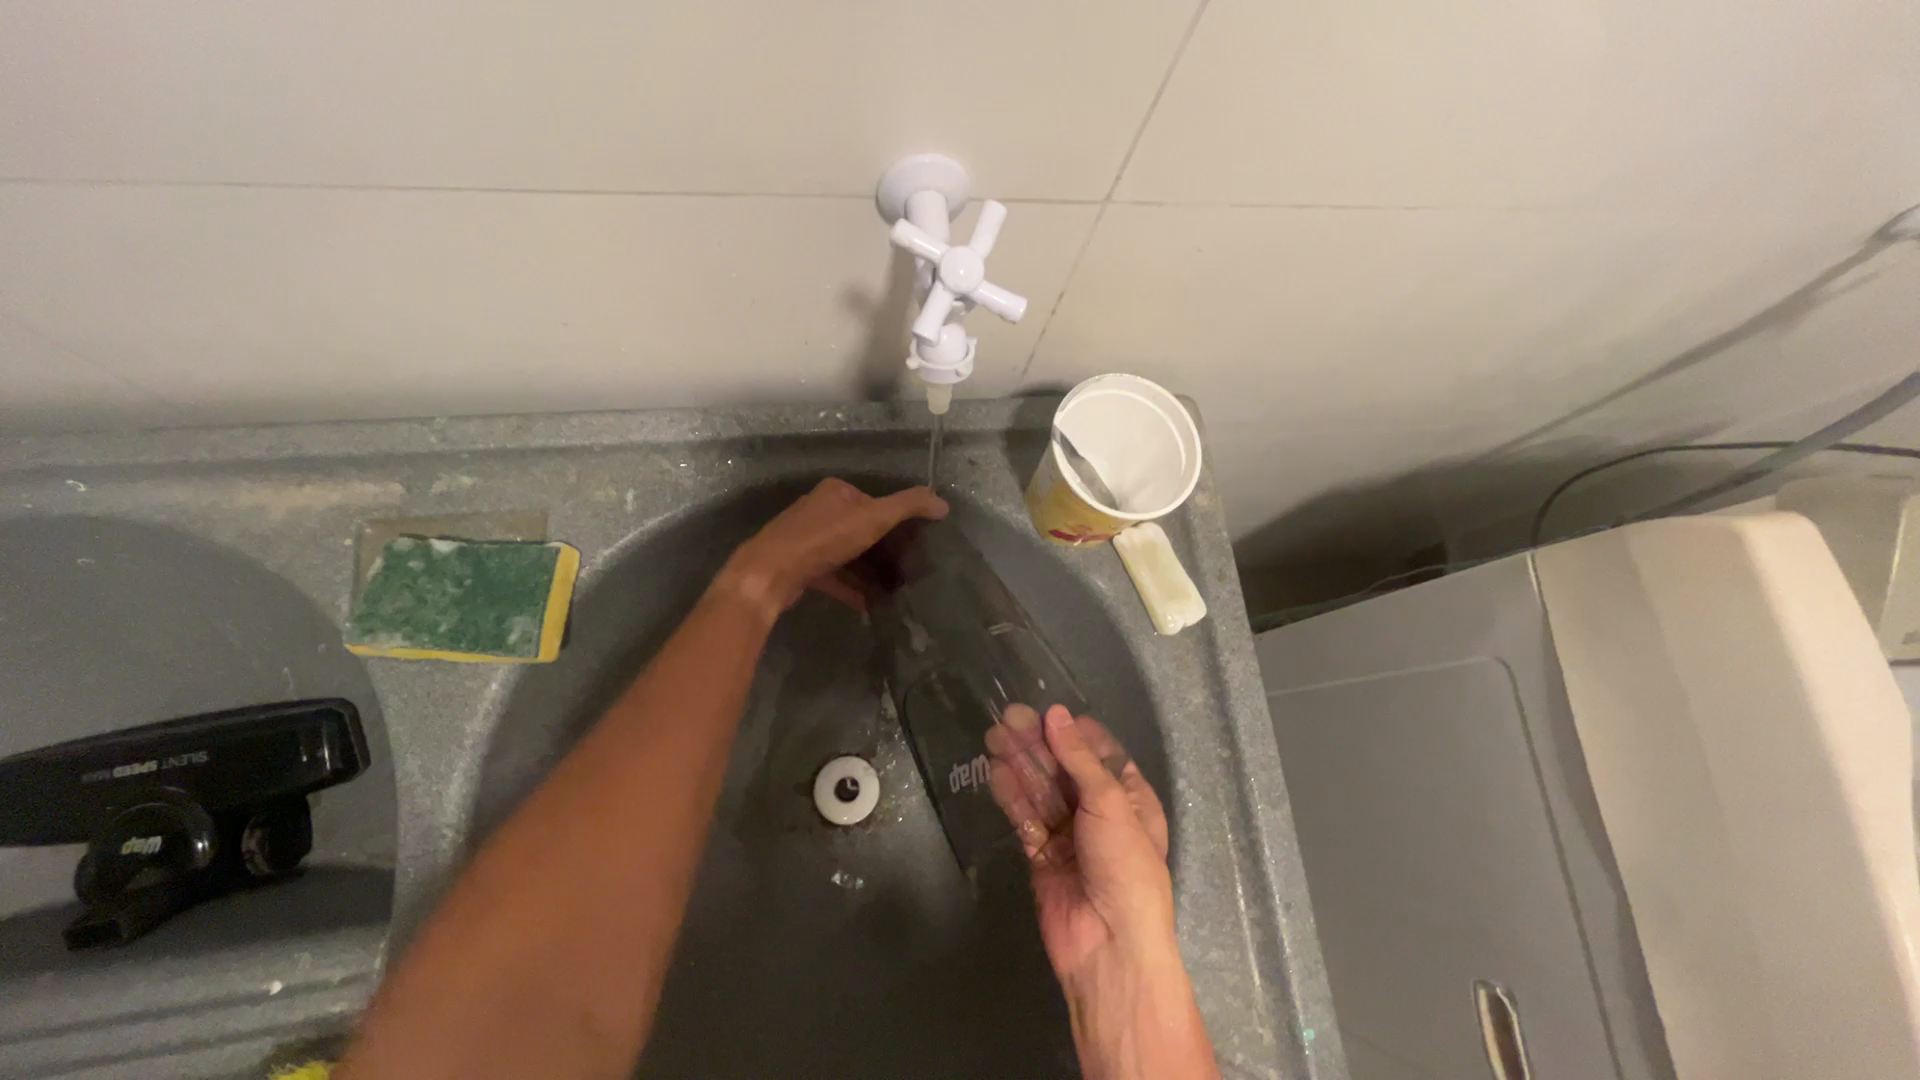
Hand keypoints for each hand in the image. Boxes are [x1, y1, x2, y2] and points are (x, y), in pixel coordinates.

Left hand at [718, 478, 947, 623]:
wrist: (771, 572)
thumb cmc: (824, 538)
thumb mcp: (874, 517)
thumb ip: (909, 507)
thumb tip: (943, 503)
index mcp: (835, 492)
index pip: (873, 501)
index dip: (894, 520)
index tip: (914, 542)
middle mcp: (818, 510)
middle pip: (859, 528)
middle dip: (881, 547)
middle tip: (906, 567)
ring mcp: (805, 539)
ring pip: (846, 553)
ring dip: (866, 569)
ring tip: (891, 588)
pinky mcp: (798, 566)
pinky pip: (832, 576)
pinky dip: (850, 587)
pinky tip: (868, 604)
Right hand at [988, 705, 1217, 1079]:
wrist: (1108, 945)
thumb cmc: (1125, 866)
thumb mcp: (1111, 803)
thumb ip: (1079, 759)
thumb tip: (1056, 714)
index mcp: (1130, 798)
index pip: (1100, 754)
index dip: (1073, 732)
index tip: (1045, 711)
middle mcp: (1099, 813)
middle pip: (1064, 769)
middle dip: (1038, 744)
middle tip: (1007, 718)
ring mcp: (1069, 835)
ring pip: (1041, 790)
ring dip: (1019, 763)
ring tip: (993, 736)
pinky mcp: (1041, 855)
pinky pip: (1025, 818)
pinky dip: (1011, 795)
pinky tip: (994, 772)